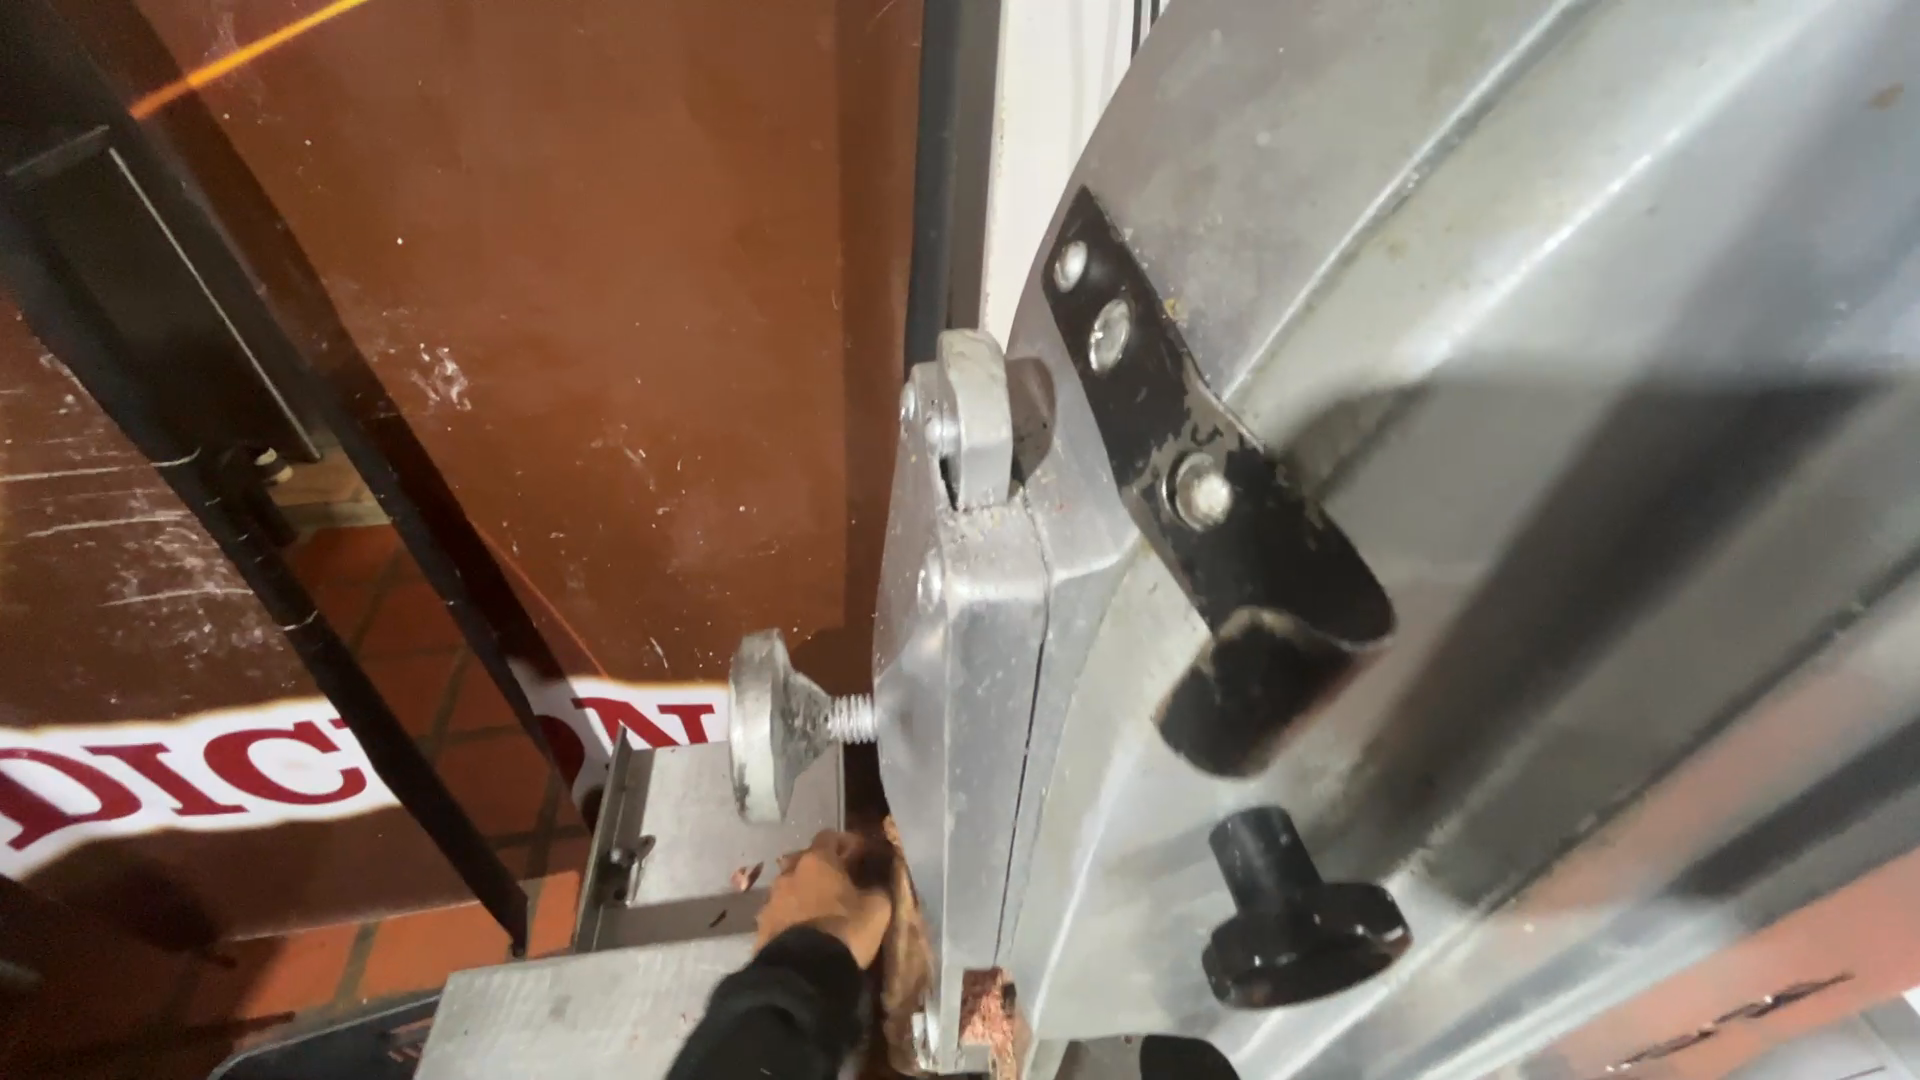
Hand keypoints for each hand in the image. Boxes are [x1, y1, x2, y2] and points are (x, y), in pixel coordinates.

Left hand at [755, 830, 892, 968]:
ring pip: (790, 888)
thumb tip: (876, 884)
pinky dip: (791, 918)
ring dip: (803, 894)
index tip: (860, 856)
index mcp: (817, 860)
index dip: (846, 843)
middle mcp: (789, 873)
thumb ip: (877, 888)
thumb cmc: (845, 930)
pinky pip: (779, 915)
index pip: (830, 836)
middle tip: (839, 885)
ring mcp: (771, 901)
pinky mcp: (760, 929)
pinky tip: (804, 934)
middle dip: (821, 869)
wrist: (804, 975)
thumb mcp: (877, 908)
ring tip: (820, 913)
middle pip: (805, 860)